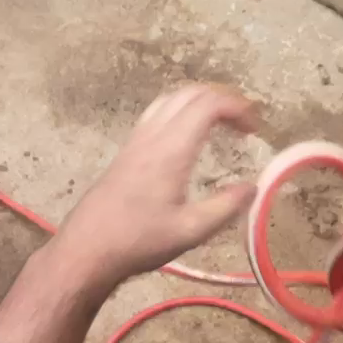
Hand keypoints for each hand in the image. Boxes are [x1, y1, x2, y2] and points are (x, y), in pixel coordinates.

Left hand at [50, 83, 261, 287]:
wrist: (87, 248)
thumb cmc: (139, 241)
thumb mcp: (191, 231)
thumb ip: (226, 207)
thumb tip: (253, 188)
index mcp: (171, 149)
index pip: (208, 105)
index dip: (237, 108)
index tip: (255, 130)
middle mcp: (153, 135)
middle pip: (191, 93)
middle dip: (223, 99)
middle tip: (243, 123)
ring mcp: (136, 140)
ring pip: (171, 98)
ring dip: (200, 102)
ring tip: (221, 124)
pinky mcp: (127, 150)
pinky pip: (157, 113)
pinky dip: (181, 111)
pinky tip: (189, 137)